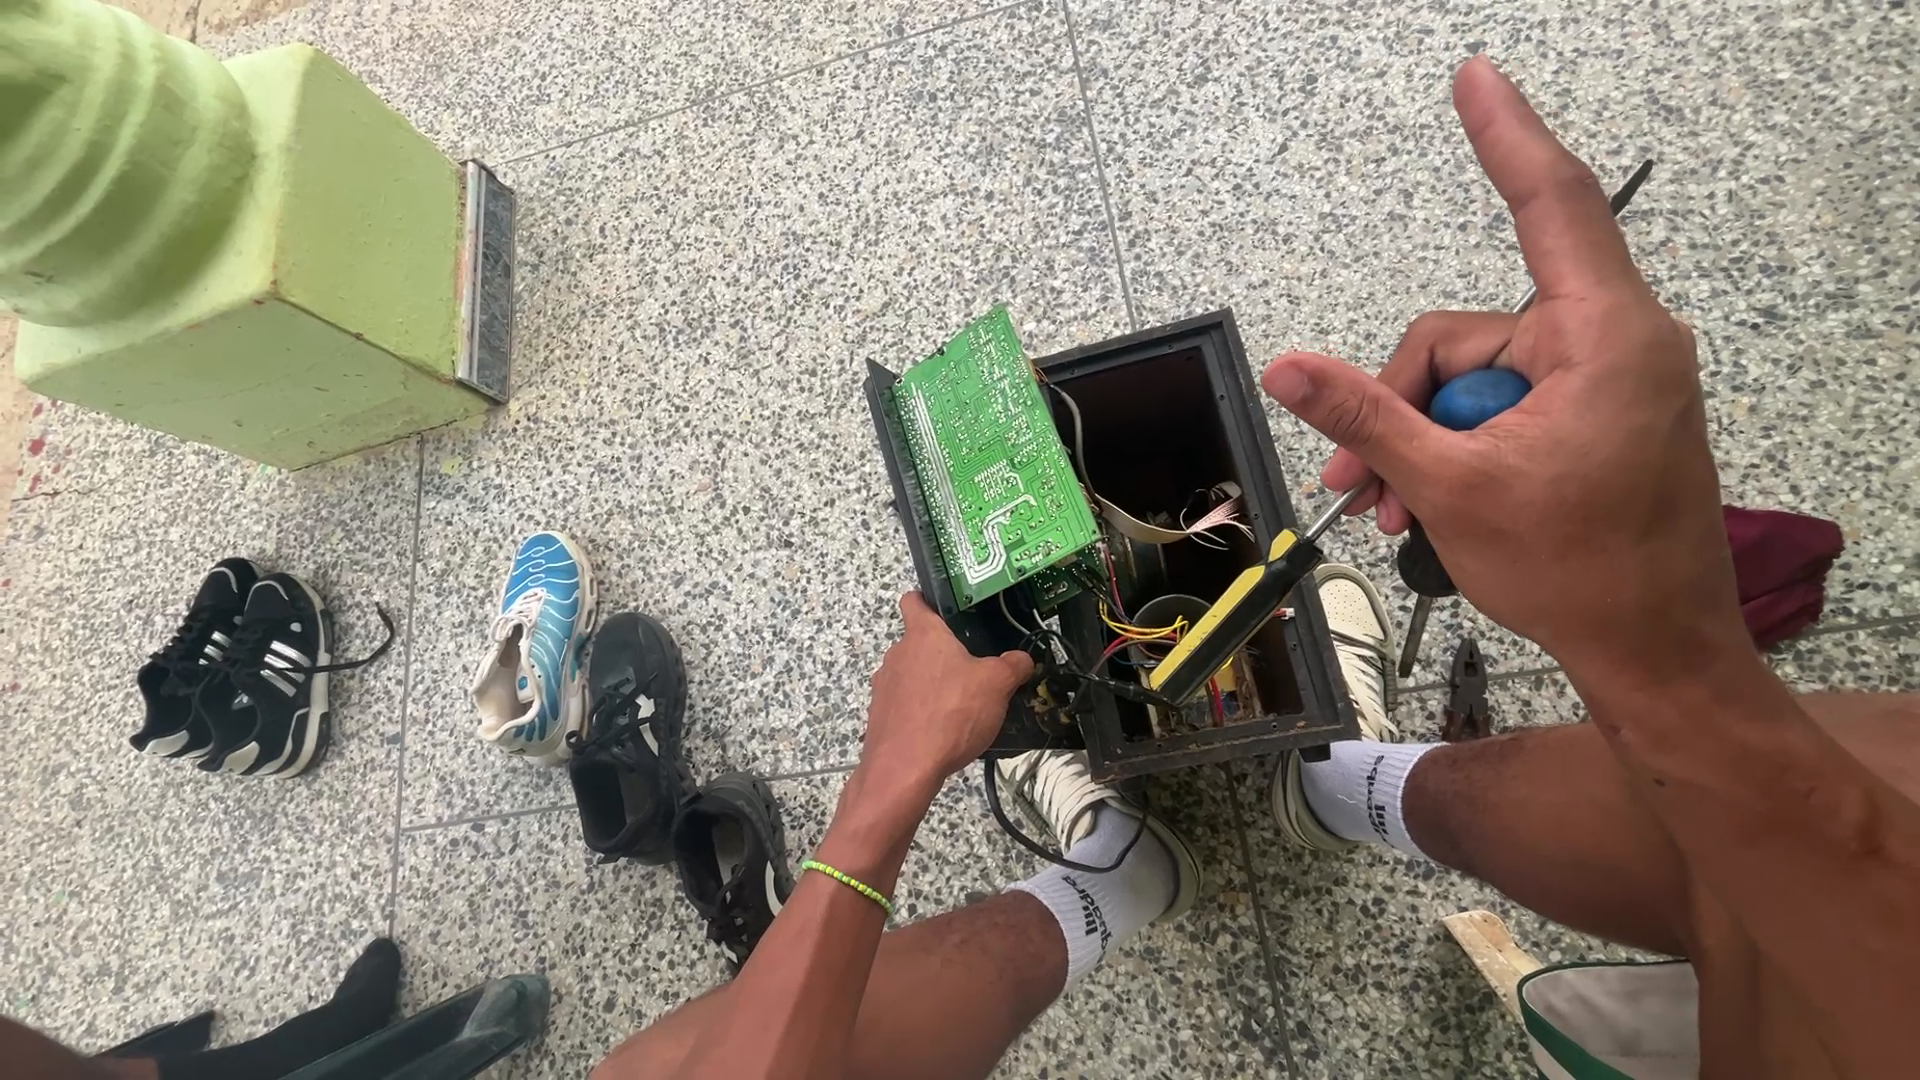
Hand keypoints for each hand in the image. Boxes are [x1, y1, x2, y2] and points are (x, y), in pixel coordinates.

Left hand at [859, 592, 1035, 798]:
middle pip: (919, 642)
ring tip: (960, 706)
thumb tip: (1022, 659)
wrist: (905, 768)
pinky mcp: (879, 716)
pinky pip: (905, 704)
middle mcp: (897, 654)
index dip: (927, 599)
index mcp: (923, 634)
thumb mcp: (997, 685)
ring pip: (912, 675)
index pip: (914, 600)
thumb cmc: (951, 714)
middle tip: (972, 671)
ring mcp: (884, 686)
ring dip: (932, 685)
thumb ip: (1013, 666)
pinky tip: (942, 732)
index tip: (944, 609)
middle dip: (943, 654)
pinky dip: (921, 712)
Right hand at [1260, 56, 1745, 678]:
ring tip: (1385, 507)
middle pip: (1458, 340)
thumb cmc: (1571, 566)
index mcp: (1601, 338)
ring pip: (1461, 385)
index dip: (1505, 136)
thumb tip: (1284, 365)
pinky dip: (1444, 452)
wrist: (1648, 647)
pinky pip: (1488, 413)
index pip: (1553, 205)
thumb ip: (1362, 415)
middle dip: (1394, 408)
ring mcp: (1592, 385)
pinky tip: (1417, 503)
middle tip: (1353, 481)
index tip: (1474, 78)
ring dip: (1410, 443)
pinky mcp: (1580, 420)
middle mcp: (1602, 345)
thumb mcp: (1445, 484)